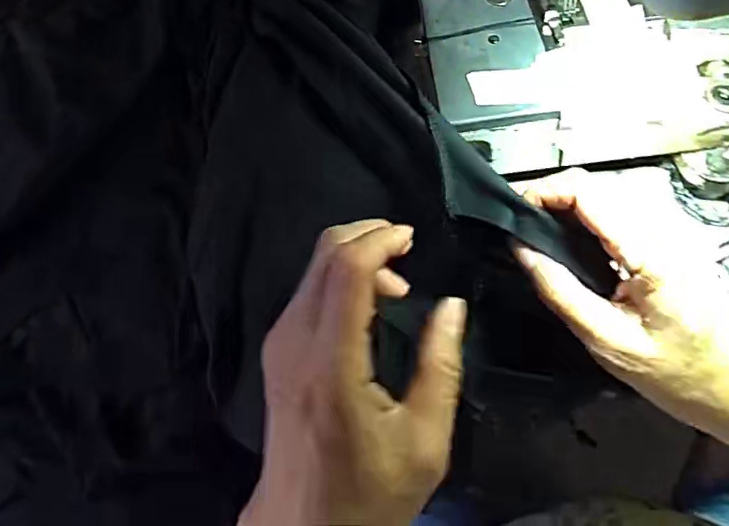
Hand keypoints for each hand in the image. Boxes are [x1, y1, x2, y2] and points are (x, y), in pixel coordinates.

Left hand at [242, 220, 467, 525]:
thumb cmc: (368, 493)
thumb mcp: (424, 441)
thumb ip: (441, 366)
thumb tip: (452, 305)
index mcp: (331, 362)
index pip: (346, 270)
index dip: (379, 240)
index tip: (412, 236)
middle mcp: (295, 338)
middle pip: (324, 253)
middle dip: (367, 235)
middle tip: (406, 247)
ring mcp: (279, 339)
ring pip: (314, 266)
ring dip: (355, 256)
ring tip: (397, 285)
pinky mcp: (275, 345)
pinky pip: (308, 287)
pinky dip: (340, 276)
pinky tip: (370, 302)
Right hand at [512, 169, 728, 437]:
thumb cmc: (696, 380)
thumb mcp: (614, 345)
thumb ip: (562, 293)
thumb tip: (523, 253)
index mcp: (649, 252)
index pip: (584, 188)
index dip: (542, 190)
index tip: (518, 213)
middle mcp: (660, 232)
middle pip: (591, 184)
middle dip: (549, 197)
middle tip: (524, 231)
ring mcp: (666, 235)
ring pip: (602, 195)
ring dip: (566, 208)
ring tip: (542, 241)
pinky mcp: (666, 246)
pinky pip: (615, 215)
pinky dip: (585, 221)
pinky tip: (574, 250)